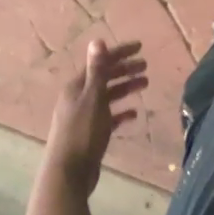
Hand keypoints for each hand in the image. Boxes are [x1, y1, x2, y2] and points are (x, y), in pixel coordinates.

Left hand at [44, 40, 146, 195]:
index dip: (120, 53)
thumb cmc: (82, 133)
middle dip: (125, 69)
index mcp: (76, 87)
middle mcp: (78, 98)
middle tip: (146, 66)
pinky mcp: (90, 134)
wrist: (68, 174)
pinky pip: (108, 117)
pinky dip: (121, 112)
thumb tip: (97, 40)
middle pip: (104, 77)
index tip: (140, 47)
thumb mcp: (92, 98)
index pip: (100, 62)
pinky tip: (134, 113)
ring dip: (125, 88)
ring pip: (108, 96)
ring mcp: (84, 116)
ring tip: (145, 84)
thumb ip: (96, 70)